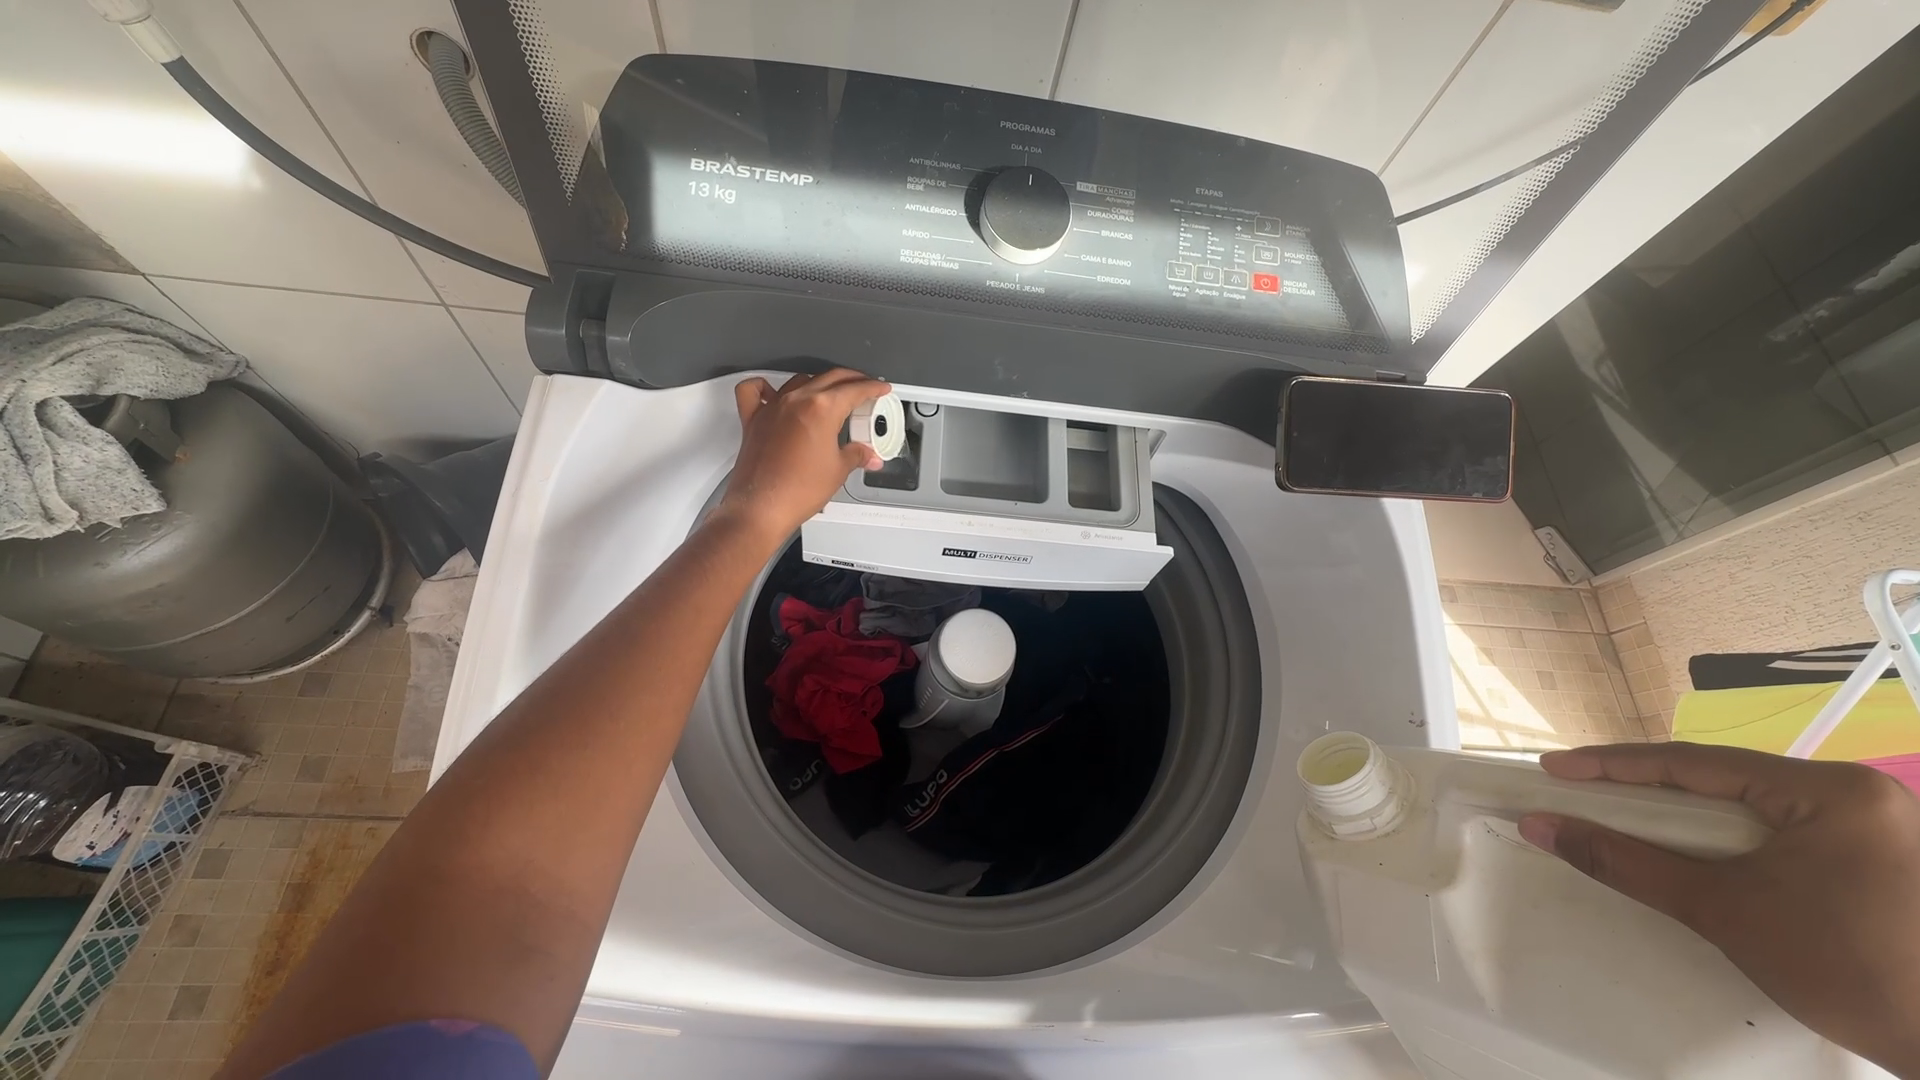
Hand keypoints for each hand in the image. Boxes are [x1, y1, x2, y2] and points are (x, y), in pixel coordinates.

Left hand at [716, 369, 891, 539]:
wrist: (762, 509)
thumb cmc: (796, 491)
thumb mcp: (838, 471)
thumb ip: (856, 455)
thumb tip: (866, 454)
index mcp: (821, 409)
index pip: (854, 389)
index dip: (872, 388)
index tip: (879, 388)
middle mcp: (795, 401)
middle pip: (829, 378)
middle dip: (851, 380)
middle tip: (863, 388)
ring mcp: (772, 408)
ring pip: (799, 380)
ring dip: (818, 383)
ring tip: (830, 396)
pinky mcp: (754, 420)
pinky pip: (753, 391)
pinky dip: (763, 387)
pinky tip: (773, 392)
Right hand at [1520, 743, 1919, 1076]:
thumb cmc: (1850, 971)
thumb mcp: (1723, 911)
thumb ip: (1625, 861)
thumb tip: (1539, 826)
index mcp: (1833, 789)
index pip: (1695, 762)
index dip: (1612, 765)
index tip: (1553, 768)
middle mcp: (1860, 793)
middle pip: (1722, 776)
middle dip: (1644, 786)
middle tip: (1578, 791)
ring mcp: (1878, 826)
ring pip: (1748, 802)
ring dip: (1681, 813)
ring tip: (1620, 818)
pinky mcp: (1881, 858)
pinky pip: (1779, 828)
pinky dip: (1724, 836)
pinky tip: (1689, 848)